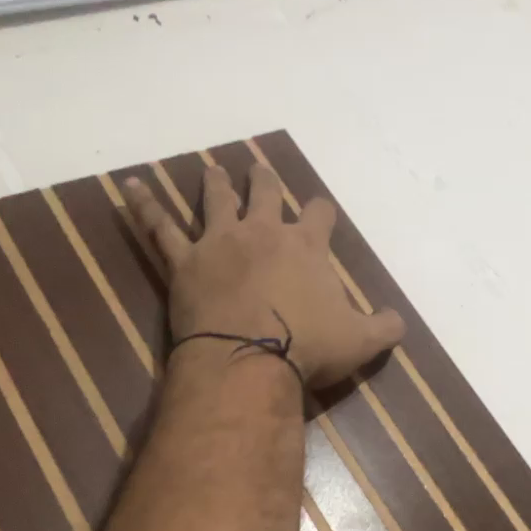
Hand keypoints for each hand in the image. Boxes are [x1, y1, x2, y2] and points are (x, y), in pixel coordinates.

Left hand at [123, 165, 404, 389]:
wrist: (249, 359)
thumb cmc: (307, 347)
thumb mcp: (361, 342)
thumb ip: (384, 327)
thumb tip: (401, 322)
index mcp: (306, 245)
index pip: (318, 214)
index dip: (319, 211)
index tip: (319, 210)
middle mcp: (263, 232)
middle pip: (265, 194)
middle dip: (265, 181)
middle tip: (260, 171)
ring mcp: (220, 242)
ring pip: (217, 201)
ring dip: (217, 184)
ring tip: (213, 171)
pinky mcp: (184, 261)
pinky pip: (158, 227)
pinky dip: (143, 206)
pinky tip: (129, 186)